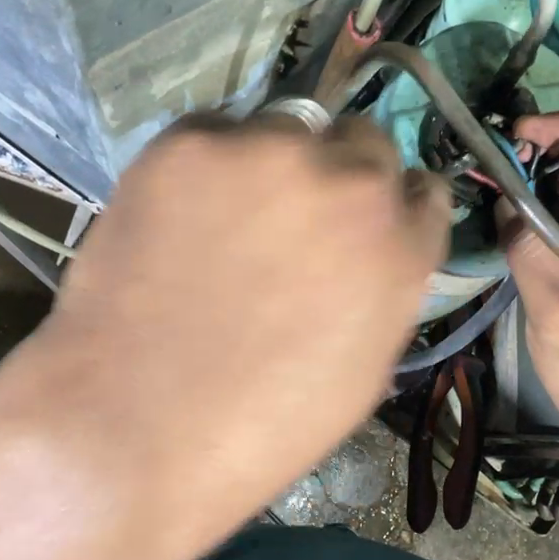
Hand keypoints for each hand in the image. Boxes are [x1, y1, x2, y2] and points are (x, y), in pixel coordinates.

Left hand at [0, 114, 449, 559]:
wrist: (138, 429)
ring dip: (269, 165)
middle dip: (339, 174)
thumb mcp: (363, 371)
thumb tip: (369, 251)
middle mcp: (350, 183)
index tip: (359, 226)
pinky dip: (203, 167)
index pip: (420, 190)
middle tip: (290, 219)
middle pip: (361, 141)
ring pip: (283, 130)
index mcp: (400, 246)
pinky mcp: (188, 142)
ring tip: (223, 223)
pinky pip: (211, 133)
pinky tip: (177, 218)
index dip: (388, 209)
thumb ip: (384, 288)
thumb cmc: (260, 427)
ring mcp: (267, 152)